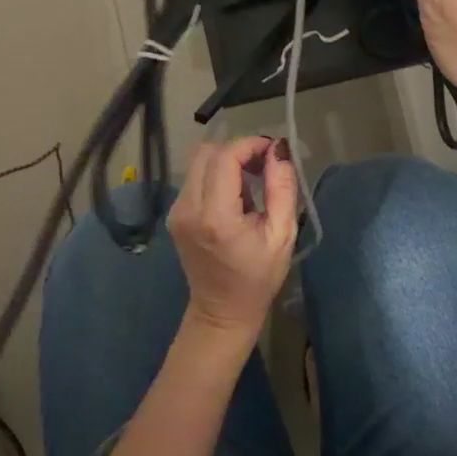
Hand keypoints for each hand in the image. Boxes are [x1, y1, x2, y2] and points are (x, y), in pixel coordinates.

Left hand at [167, 137, 298, 333]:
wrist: (221, 311)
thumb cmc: (257, 278)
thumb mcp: (282, 234)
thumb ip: (281, 188)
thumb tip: (278, 150)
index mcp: (216, 216)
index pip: (225, 157)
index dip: (249, 144)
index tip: (271, 151)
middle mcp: (188, 208)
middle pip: (206, 153)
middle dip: (237, 150)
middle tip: (262, 165)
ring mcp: (176, 211)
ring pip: (197, 163)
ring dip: (225, 162)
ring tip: (249, 183)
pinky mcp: (174, 214)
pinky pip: (194, 179)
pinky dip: (215, 176)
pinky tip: (234, 197)